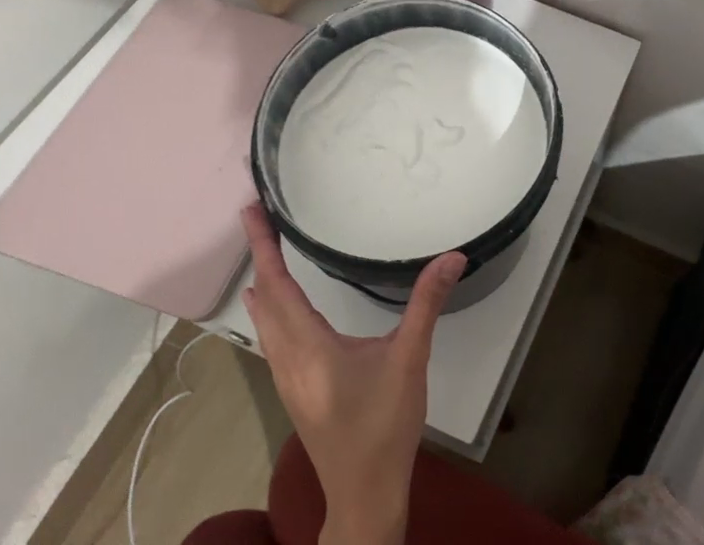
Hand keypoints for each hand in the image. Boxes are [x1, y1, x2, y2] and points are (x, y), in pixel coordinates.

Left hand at [240, 205, 464, 544]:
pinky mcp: (295, 390)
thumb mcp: (410, 360)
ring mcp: (287, 378)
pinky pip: (272, 338)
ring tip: (266, 256)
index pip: (278, 284)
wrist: (364, 492)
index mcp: (308, 346)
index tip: (251, 211)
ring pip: (264, 322)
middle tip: (260, 221)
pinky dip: (272, 310)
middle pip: (264, 300)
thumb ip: (426, 305)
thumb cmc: (383, 426)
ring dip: (264, 285)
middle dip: (260, 258)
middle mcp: (287, 358)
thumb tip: (452, 257)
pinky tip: (282, 311)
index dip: (263, 246)